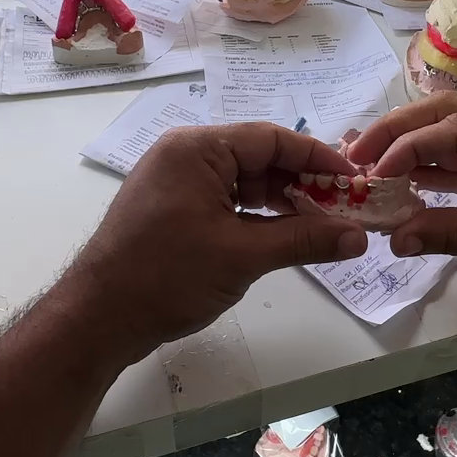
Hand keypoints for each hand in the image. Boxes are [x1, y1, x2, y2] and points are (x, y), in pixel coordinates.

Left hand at [60, 123, 369, 360]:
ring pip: (243, 180)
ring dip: (281, 201)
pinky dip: (255, 215)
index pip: (272, 138)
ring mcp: (175, 180)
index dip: (318, 159)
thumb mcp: (243, 255)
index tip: (355, 181)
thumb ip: (304, 239)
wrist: (98, 318)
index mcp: (198, 148)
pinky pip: (224, 198)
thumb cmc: (168, 276)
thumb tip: (358, 238)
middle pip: (258, 157)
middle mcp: (185, 153)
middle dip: (303, 183)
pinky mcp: (172, 206)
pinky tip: (283, 234)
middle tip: (345, 209)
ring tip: (323, 225)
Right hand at [344, 93, 456, 325]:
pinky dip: (439, 166)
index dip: (407, 148)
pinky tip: (410, 181)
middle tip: (358, 154)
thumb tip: (395, 237)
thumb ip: (456, 236)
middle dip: (402, 129)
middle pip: (453, 113)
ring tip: (373, 164)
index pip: (455, 130)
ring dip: (417, 144)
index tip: (370, 174)